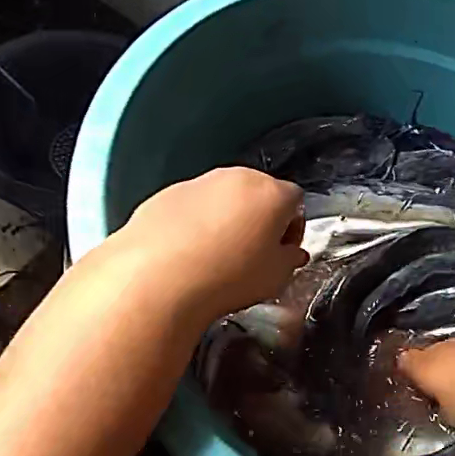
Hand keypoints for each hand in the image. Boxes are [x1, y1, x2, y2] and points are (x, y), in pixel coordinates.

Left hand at [96, 167, 307, 324]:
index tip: (283, 252)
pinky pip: (193, 207)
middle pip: (259, 194)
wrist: (159, 276)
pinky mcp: (167, 193)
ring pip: (224, 198)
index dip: (292, 229)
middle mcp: (237, 178)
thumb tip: (290, 254)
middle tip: (253, 257)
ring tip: (218, 260)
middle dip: (260, 221)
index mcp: (272, 193)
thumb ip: (290, 260)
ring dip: (227, 221)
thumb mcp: (275, 277)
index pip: (295, 202)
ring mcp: (200, 182)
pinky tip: (190, 256)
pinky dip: (196, 224)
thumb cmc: (227, 276)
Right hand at [398, 336, 454, 429]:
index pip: (403, 365)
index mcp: (420, 366)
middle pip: (428, 358)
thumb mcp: (452, 419)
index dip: (407, 377)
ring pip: (453, 356)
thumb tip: (444, 406)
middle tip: (441, 394)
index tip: (415, 391)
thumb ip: (442, 411)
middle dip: (433, 373)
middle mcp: (437, 348)